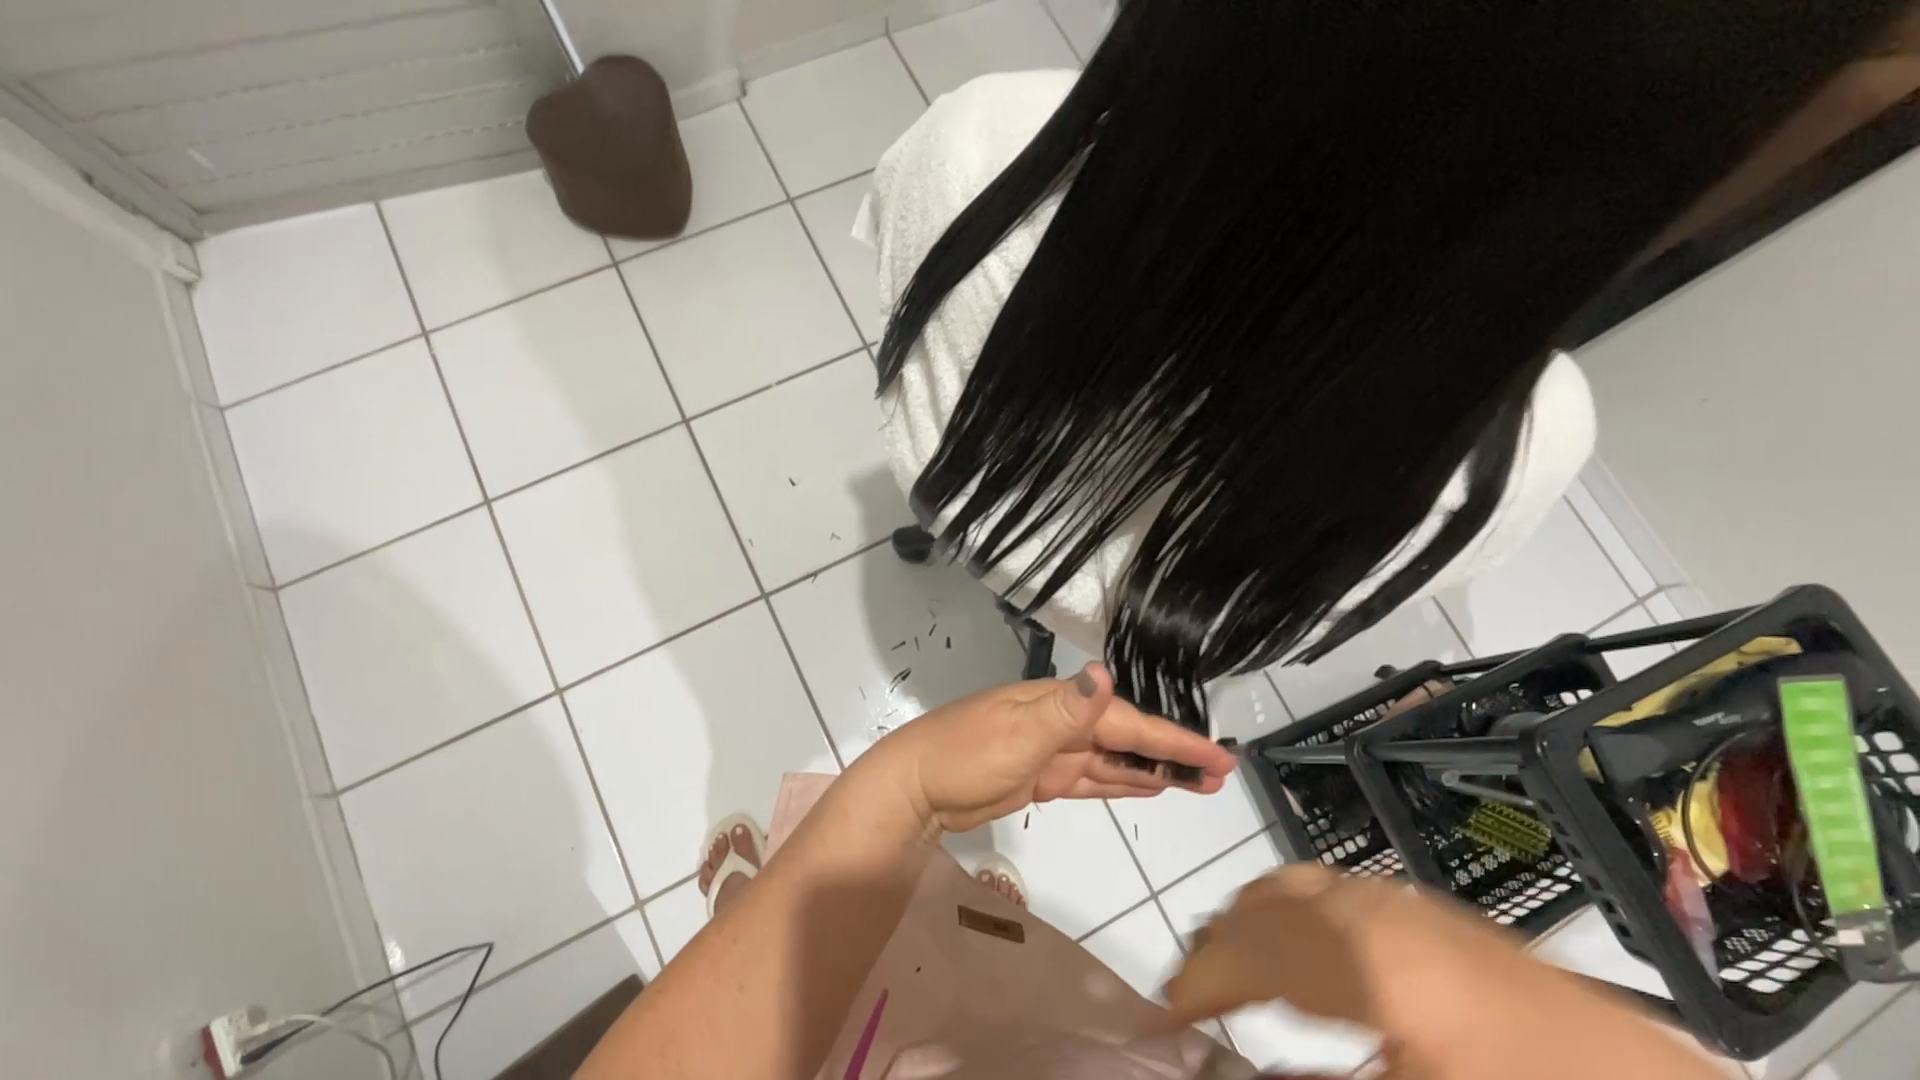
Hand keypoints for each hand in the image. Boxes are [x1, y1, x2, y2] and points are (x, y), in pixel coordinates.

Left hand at [867, 662, 1237, 832]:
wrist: (914, 789)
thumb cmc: (962, 757)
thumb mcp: (1017, 734)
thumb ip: (1065, 710)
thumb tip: (1104, 674)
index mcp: (1059, 704)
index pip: (1128, 722)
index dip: (1173, 740)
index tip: (1216, 756)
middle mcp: (1061, 722)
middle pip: (1128, 739)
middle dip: (1173, 755)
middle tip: (1220, 774)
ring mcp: (1051, 751)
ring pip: (1114, 761)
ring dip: (1154, 770)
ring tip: (1198, 783)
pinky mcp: (1041, 778)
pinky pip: (1092, 779)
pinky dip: (1120, 781)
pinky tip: (1147, 785)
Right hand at [1163, 864, 1543, 1069]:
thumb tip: (1244, 1072)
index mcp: (1370, 969)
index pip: (1251, 953)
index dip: (1199, 982)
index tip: (1165, 1018)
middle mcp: (1380, 916)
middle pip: (1265, 906)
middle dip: (1217, 948)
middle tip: (1190, 999)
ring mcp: (1410, 906)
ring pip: (1297, 887)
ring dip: (1251, 924)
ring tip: (1232, 974)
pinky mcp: (1436, 914)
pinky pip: (1335, 892)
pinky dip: (1292, 914)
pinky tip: (1298, 957)